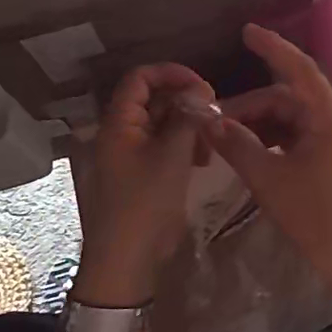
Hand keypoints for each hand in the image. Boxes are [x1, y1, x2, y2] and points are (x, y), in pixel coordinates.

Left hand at [75, 63, 214, 306]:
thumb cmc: (145, 203)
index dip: (171, 73)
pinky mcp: (141, 173)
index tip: (202, 85)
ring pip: (161, 124)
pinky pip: (162, 146)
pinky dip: (182, 146)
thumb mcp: (172, 156)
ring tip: (210, 143)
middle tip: (214, 114)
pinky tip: (202, 160)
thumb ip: (187, 118)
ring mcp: (129, 154)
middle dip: (185, 102)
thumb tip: (201, 92)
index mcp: (118, 123)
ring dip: (187, 126)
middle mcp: (120, 133)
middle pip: (152, 100)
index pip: (140, 78)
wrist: (126, 257)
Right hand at [200, 24, 331, 299]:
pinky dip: (271, 141)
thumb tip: (207, 120)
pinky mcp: (330, 162)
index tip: (246, 32)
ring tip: (226, 140)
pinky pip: (295, 139)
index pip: (299, 71)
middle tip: (215, 122)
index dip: (273, 48)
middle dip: (250, 106)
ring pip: (289, 121)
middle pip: (287, 100)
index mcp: (329, 120)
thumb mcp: (268, 179)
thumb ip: (236, 145)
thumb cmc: (314, 216)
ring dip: (258, 126)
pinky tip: (248, 153)